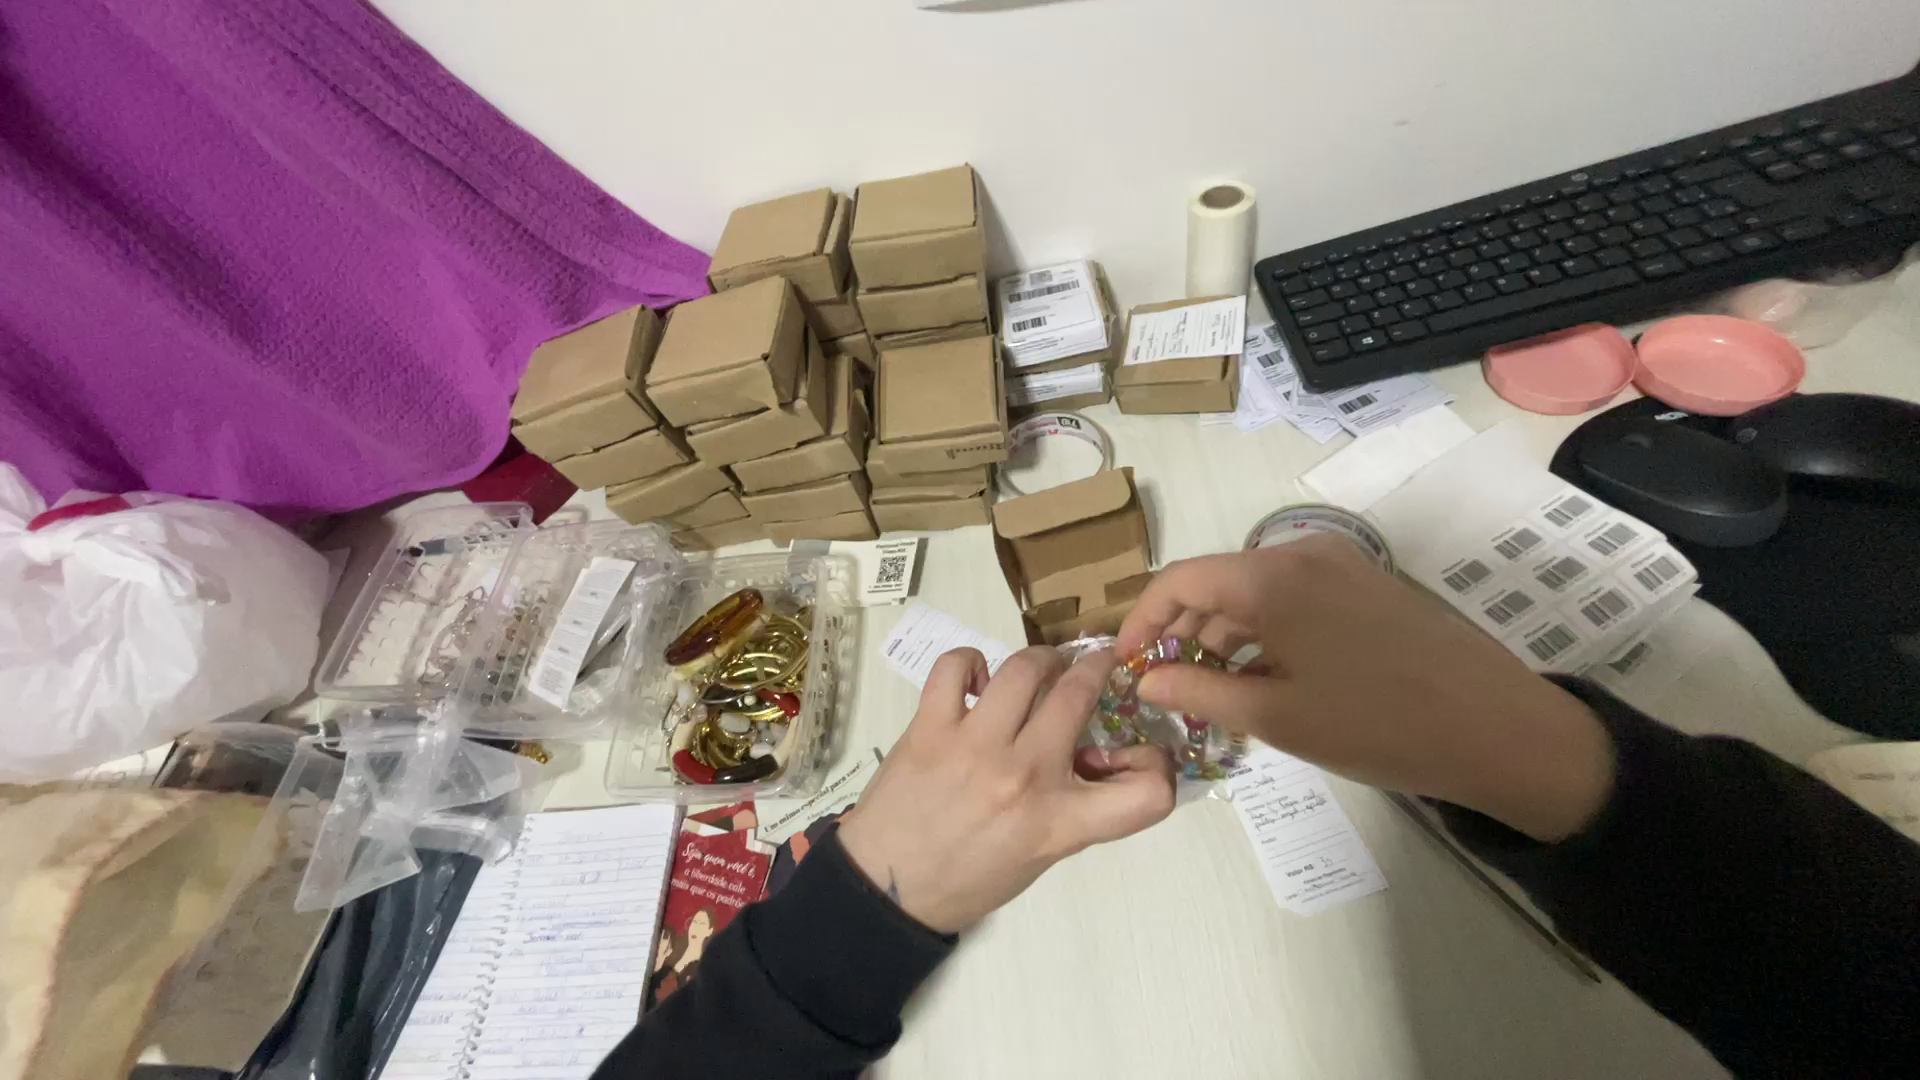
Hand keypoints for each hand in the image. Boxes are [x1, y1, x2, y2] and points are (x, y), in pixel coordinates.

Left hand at [837, 646, 1176, 933]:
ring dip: (1043, 658)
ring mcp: (973, 744)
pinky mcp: (930, 725)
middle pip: (1080, 694)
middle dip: (1096, 668)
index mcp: (1057, 823)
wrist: (886, 887)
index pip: (1148, 793)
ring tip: (1043, 667)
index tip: (1145, 751)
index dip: (1162, 768)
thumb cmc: (968, 877)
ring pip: (1025, 667)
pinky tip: (978, 682)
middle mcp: (1022, 775)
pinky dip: (972, 662)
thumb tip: (1092, 752)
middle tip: (1094, 665)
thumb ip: (1076, 806)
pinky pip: (957, 666)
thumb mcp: (1040, 856)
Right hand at [1116, 536, 1614, 842]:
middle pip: (1214, 580)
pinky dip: (1262, 628)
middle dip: (1180, 629)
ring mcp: (1337, 562)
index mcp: (1270, 578)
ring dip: (1221, 632)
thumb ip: (1197, 691)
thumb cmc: (1377, 726)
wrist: (1504, 732)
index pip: (1178, 579)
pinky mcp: (1364, 580)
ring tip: (1211, 686)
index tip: (1127, 663)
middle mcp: (1299, 553)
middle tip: (1166, 680)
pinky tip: (1261, 673)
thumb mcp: (1275, 716)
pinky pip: (1289, 595)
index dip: (1142, 619)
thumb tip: (1145, 678)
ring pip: (1251, 588)